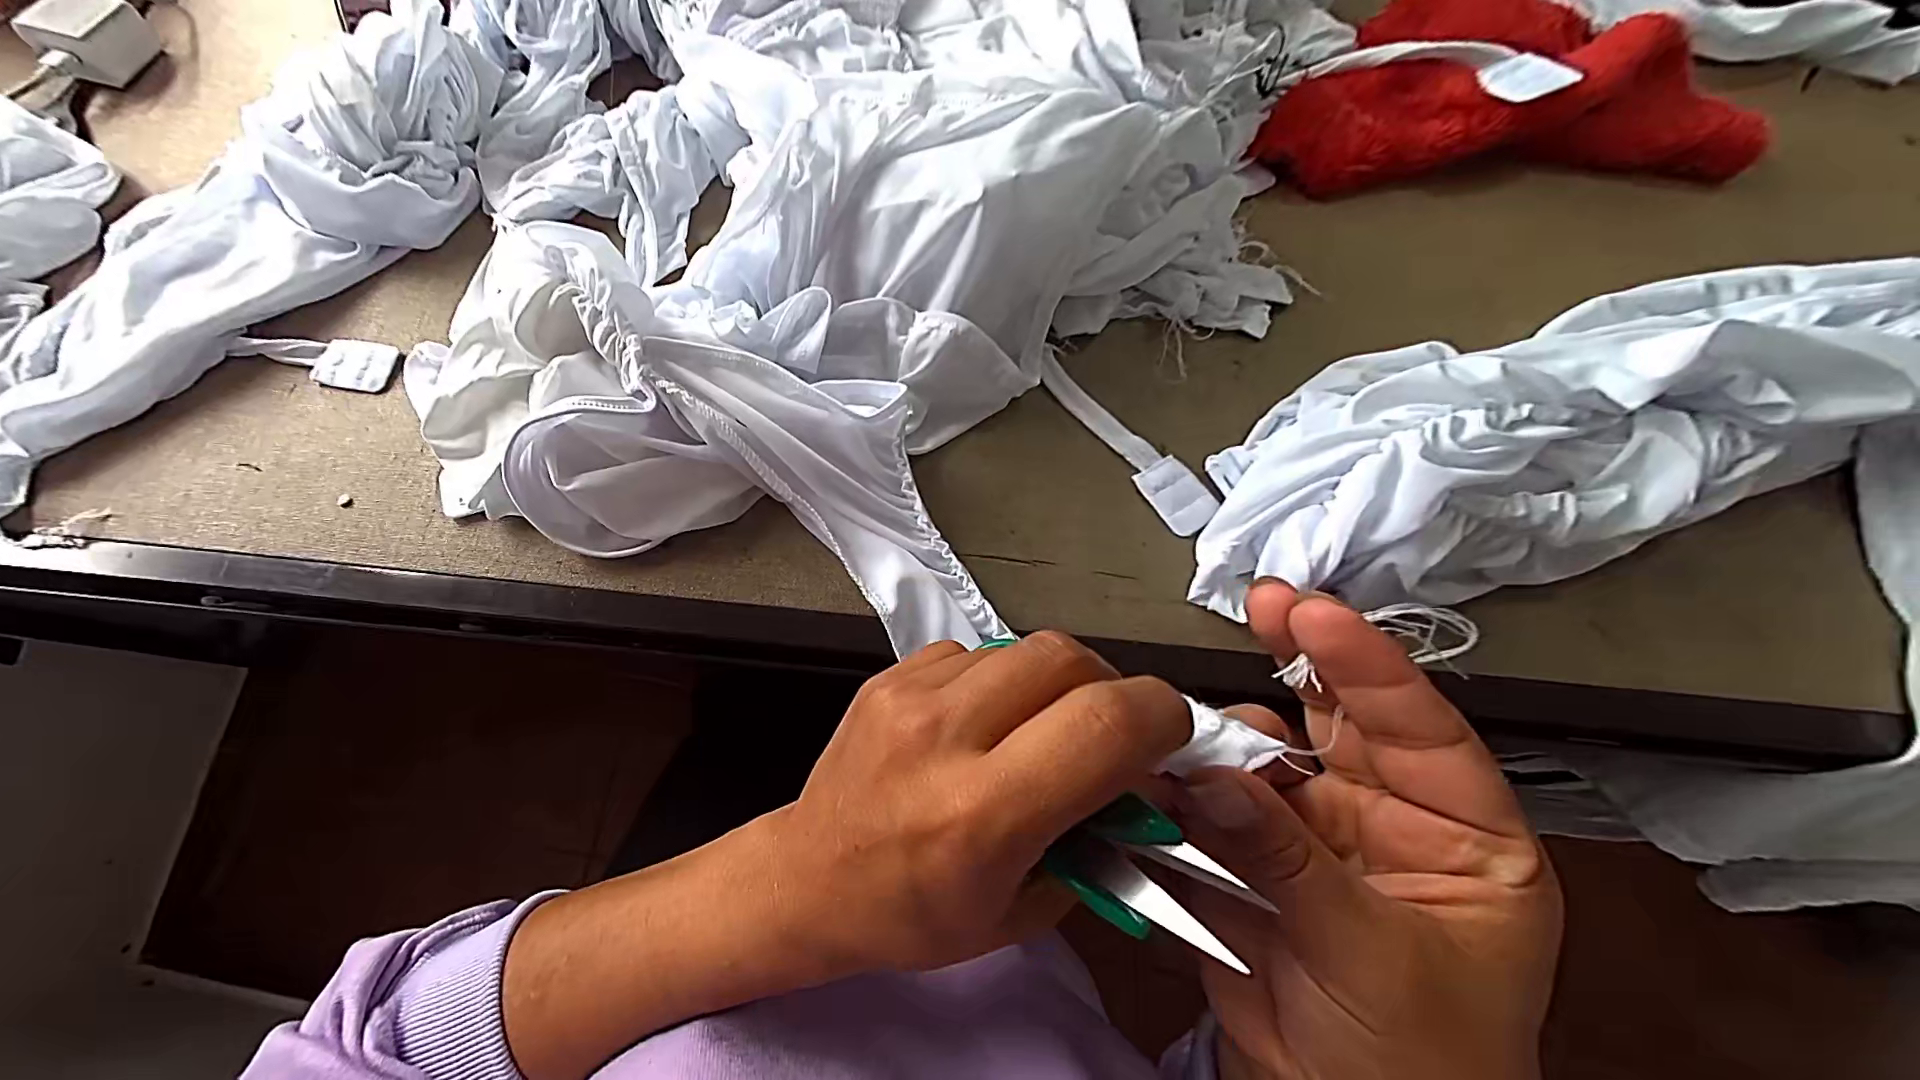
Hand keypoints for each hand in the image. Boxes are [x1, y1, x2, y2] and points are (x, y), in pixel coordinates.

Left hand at [765, 631, 1192, 971]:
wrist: (808, 877)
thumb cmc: (910, 912)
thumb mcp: (1020, 907)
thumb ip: (1096, 839)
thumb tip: (1146, 778)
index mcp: (981, 814)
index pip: (1103, 724)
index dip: (1160, 716)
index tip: (1167, 734)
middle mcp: (943, 738)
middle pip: (1069, 659)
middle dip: (1112, 687)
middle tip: (1109, 728)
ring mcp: (911, 695)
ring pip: (1027, 646)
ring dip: (1057, 682)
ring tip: (1043, 726)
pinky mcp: (892, 673)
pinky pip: (979, 650)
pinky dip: (1005, 678)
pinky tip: (988, 718)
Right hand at [1169, 583, 1562, 1079]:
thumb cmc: (1419, 1062)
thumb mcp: (1372, 952)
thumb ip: (1287, 856)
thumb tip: (1211, 777)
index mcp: (1457, 833)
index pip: (1418, 725)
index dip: (1365, 661)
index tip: (1311, 613)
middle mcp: (1381, 812)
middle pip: (1336, 714)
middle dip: (1298, 655)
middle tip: (1263, 603)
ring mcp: (1308, 826)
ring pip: (1260, 751)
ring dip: (1222, 733)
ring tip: (1181, 730)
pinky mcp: (1249, 848)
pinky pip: (1214, 797)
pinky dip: (1184, 780)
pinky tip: (1159, 768)